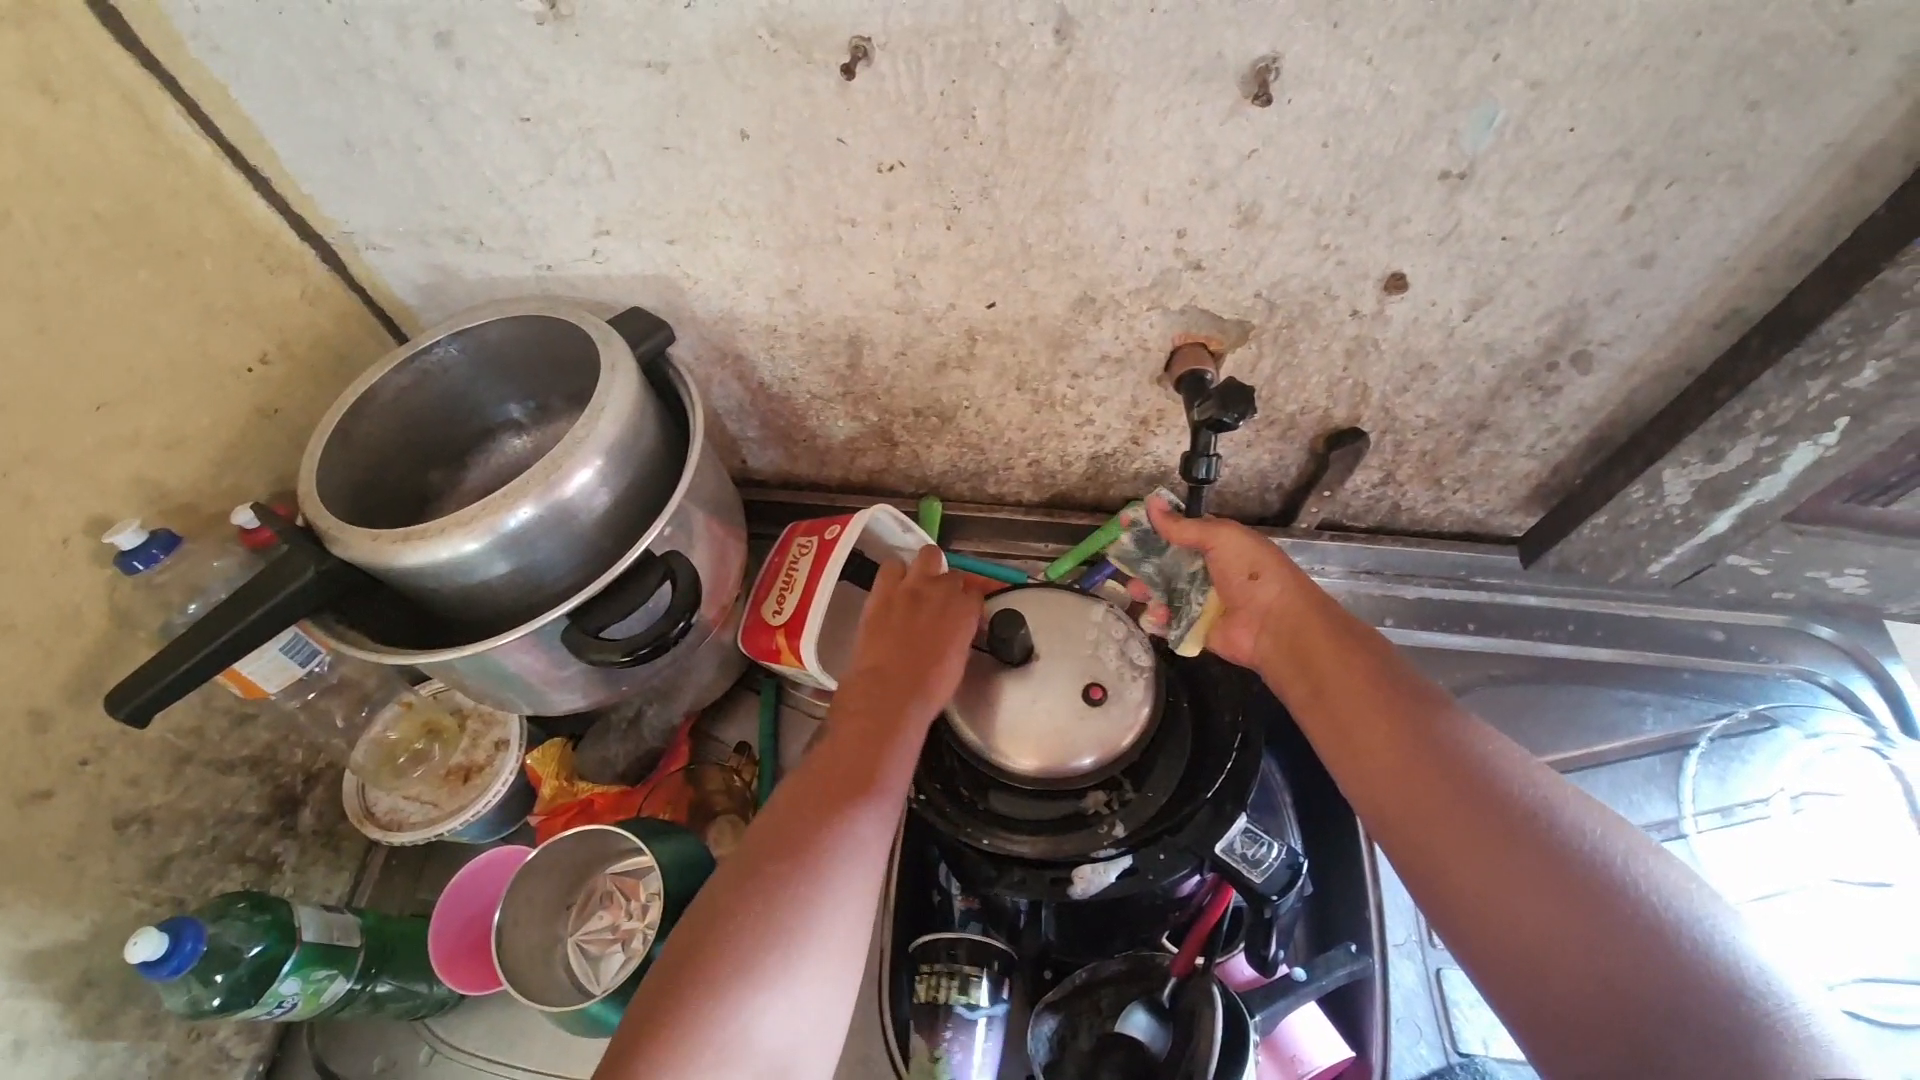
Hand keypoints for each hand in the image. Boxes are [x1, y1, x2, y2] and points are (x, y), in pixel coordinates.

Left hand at [834, 545, 988, 727]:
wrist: (888, 692)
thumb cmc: (928, 688)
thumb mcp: (958, 662)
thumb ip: (961, 635)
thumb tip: (957, 629)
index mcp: (966, 611)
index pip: (975, 592)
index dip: (970, 601)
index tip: (964, 611)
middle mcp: (942, 591)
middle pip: (953, 573)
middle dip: (950, 584)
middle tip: (941, 600)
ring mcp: (911, 586)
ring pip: (927, 555)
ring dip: (926, 568)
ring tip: (918, 584)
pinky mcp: (882, 589)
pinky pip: (891, 566)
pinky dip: (895, 574)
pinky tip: (893, 588)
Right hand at [1138, 495, 1303, 670]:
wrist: (1275, 625)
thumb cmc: (1252, 573)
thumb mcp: (1221, 538)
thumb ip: (1183, 526)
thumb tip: (1151, 503)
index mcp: (1218, 545)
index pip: (1179, 531)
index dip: (1153, 527)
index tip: (1125, 522)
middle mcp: (1208, 571)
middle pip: (1166, 563)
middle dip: (1143, 561)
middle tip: (1120, 560)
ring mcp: (1201, 602)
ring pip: (1163, 591)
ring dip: (1146, 589)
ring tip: (1136, 591)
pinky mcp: (1195, 628)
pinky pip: (1168, 622)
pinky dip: (1158, 618)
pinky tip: (1156, 614)